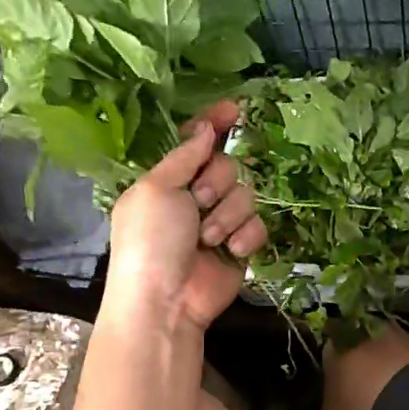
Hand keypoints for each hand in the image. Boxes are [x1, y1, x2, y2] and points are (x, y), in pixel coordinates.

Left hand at [106, 100, 267, 331]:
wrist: (166, 301)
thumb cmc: (150, 240)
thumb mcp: (157, 189)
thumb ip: (184, 155)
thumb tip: (204, 129)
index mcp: (167, 179)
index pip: (195, 141)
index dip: (214, 123)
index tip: (235, 108)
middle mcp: (194, 196)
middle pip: (227, 164)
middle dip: (217, 182)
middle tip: (199, 203)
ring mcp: (219, 221)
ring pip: (245, 194)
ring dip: (227, 215)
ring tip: (207, 239)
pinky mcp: (240, 245)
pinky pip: (258, 224)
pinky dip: (245, 236)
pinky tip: (231, 251)